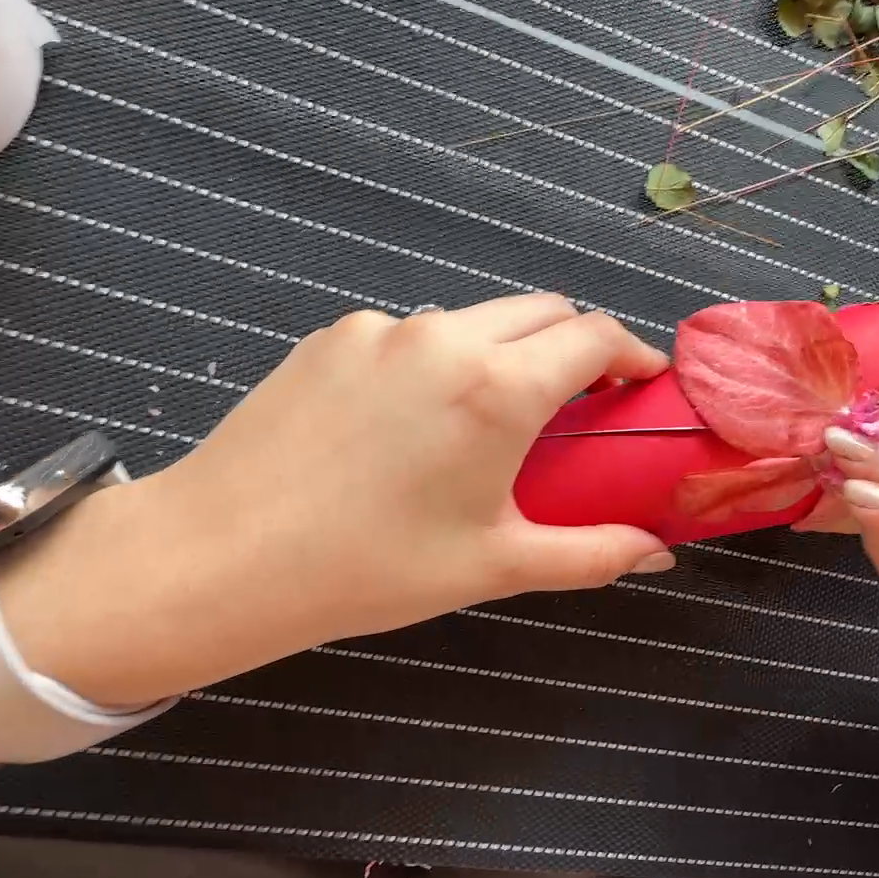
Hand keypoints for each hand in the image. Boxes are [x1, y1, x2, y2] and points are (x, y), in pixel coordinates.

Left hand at [3, 295, 673, 705]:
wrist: (220, 557)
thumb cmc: (374, 568)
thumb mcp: (496, 565)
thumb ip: (592, 554)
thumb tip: (658, 551)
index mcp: (499, 388)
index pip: (596, 334)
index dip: (632, 351)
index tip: (642, 380)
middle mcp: (447, 336)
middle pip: (543, 310)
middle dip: (576, 343)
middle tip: (579, 400)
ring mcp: (384, 328)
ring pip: (477, 317)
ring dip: (506, 349)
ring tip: (489, 416)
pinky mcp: (335, 334)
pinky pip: (413, 332)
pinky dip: (439, 360)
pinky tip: (409, 420)